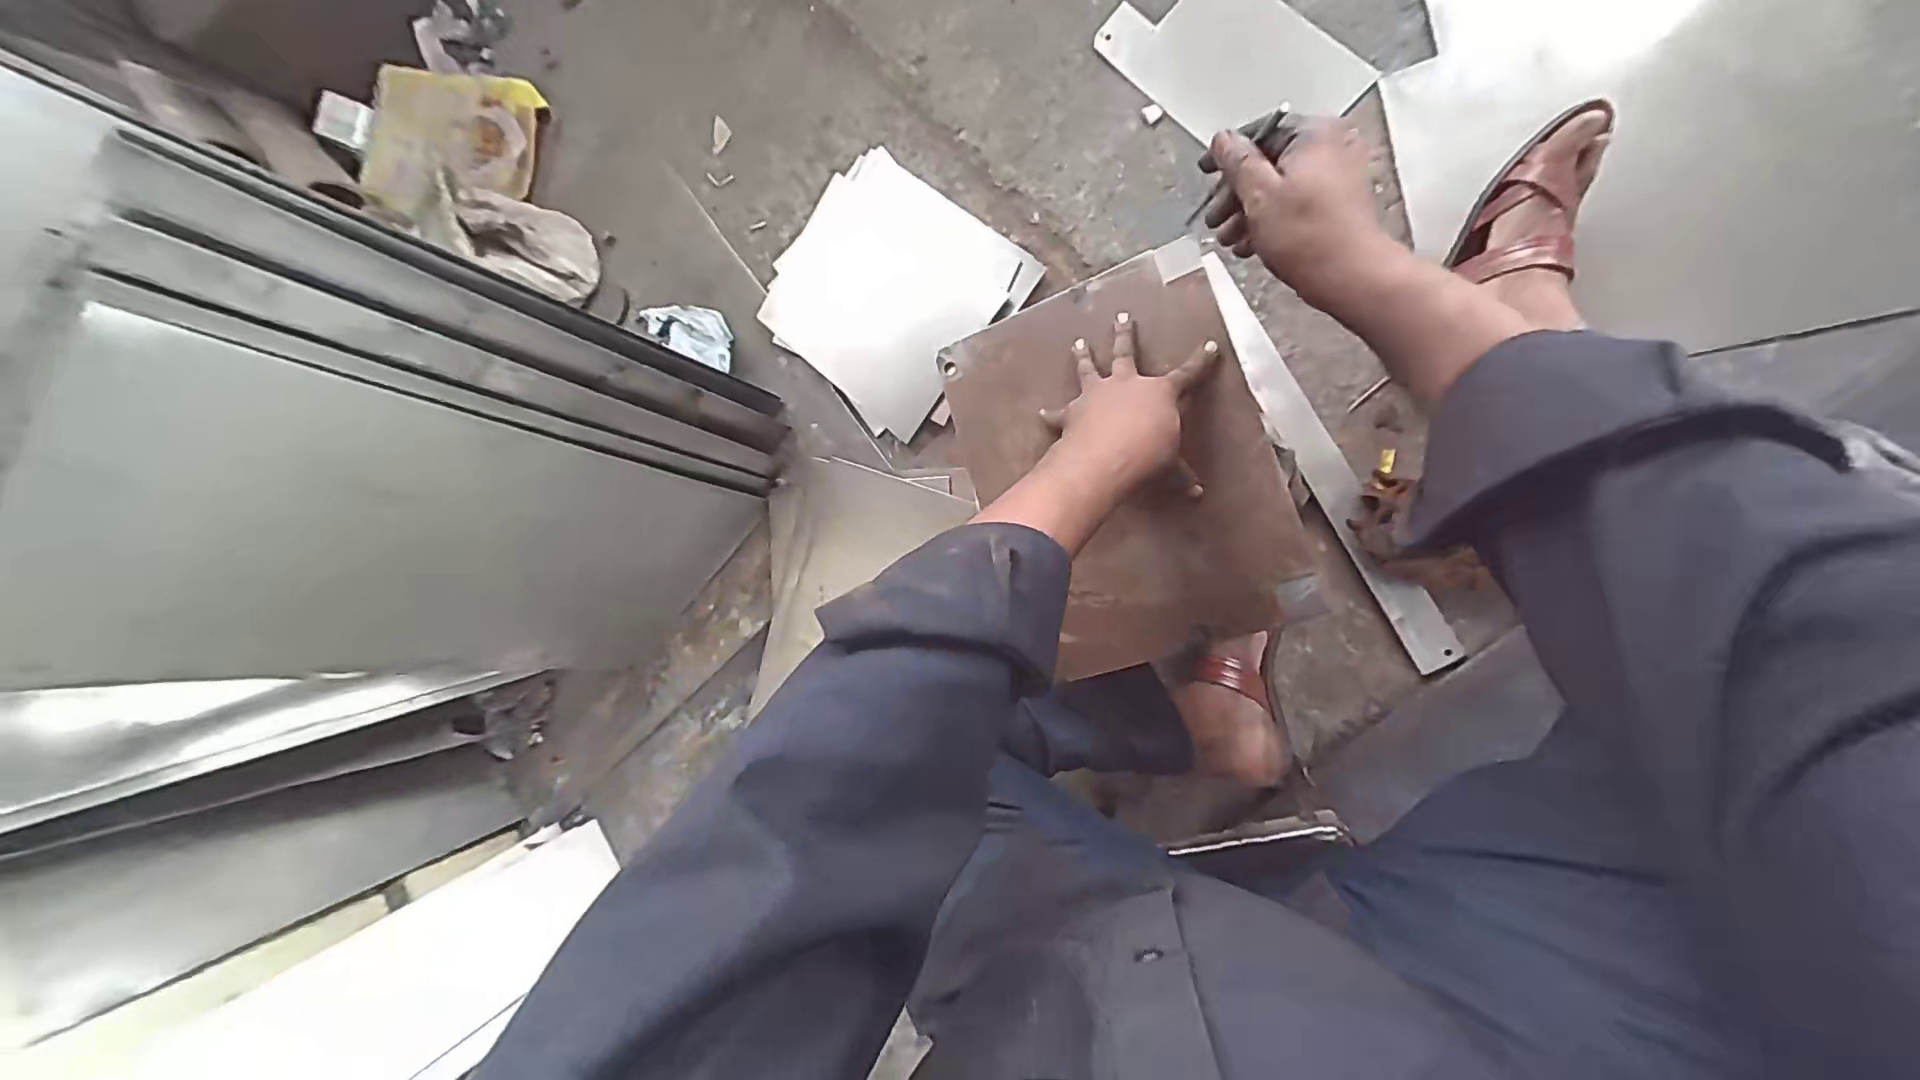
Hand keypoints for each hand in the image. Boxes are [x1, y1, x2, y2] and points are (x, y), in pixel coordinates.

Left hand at [970, 312, 1222, 554]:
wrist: (1108, 458)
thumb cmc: (1148, 457)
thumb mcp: (1171, 468)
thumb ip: (1181, 476)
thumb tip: (1197, 493)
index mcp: (1159, 393)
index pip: (1187, 374)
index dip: (1200, 361)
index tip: (1210, 345)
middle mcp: (1126, 384)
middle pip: (1126, 353)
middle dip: (1125, 334)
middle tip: (1122, 316)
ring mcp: (1097, 394)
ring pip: (1089, 368)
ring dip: (1083, 355)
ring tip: (1078, 341)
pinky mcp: (1072, 411)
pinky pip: (1058, 412)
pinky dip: (1050, 414)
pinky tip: (1041, 412)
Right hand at [1200, 119, 1398, 306]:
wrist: (1348, 274)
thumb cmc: (1305, 234)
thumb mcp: (1258, 195)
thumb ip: (1237, 162)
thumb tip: (1222, 140)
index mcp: (1313, 134)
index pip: (1261, 131)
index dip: (1227, 153)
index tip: (1205, 171)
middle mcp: (1330, 147)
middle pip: (1268, 162)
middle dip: (1235, 193)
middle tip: (1214, 218)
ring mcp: (1335, 176)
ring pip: (1278, 187)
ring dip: (1247, 212)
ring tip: (1228, 238)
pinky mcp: (1335, 204)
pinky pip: (1294, 203)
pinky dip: (1269, 221)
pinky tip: (1250, 244)